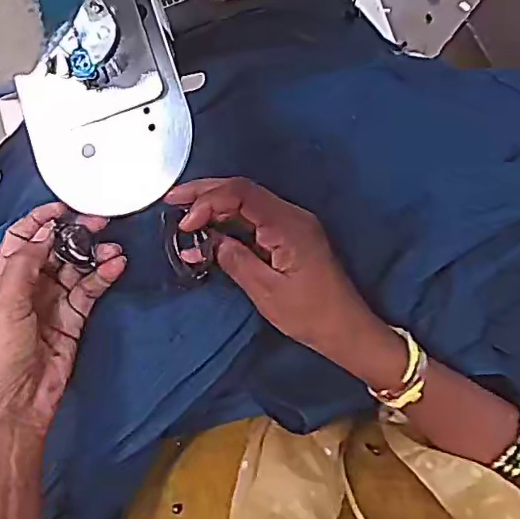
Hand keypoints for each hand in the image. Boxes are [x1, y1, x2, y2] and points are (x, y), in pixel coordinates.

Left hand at [0, 203, 125, 435]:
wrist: (13, 407)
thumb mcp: (4, 303)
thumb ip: (25, 264)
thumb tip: (43, 234)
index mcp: (1, 281)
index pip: (21, 240)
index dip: (40, 220)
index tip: (62, 207)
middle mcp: (26, 291)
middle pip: (53, 251)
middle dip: (73, 234)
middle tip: (95, 222)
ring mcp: (50, 306)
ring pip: (75, 270)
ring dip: (93, 256)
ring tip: (111, 247)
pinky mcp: (71, 323)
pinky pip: (89, 292)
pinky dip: (102, 277)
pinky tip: (113, 266)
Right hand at [165, 178, 404, 388]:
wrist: (347, 328)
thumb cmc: (311, 314)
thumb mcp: (266, 292)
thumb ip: (235, 260)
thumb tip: (208, 241)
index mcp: (288, 225)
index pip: (241, 194)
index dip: (208, 201)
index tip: (186, 224)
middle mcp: (291, 215)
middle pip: (242, 190)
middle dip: (205, 192)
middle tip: (172, 200)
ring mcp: (292, 223)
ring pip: (246, 201)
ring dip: (214, 204)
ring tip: (183, 212)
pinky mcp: (289, 234)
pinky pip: (254, 217)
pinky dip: (228, 219)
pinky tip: (208, 228)